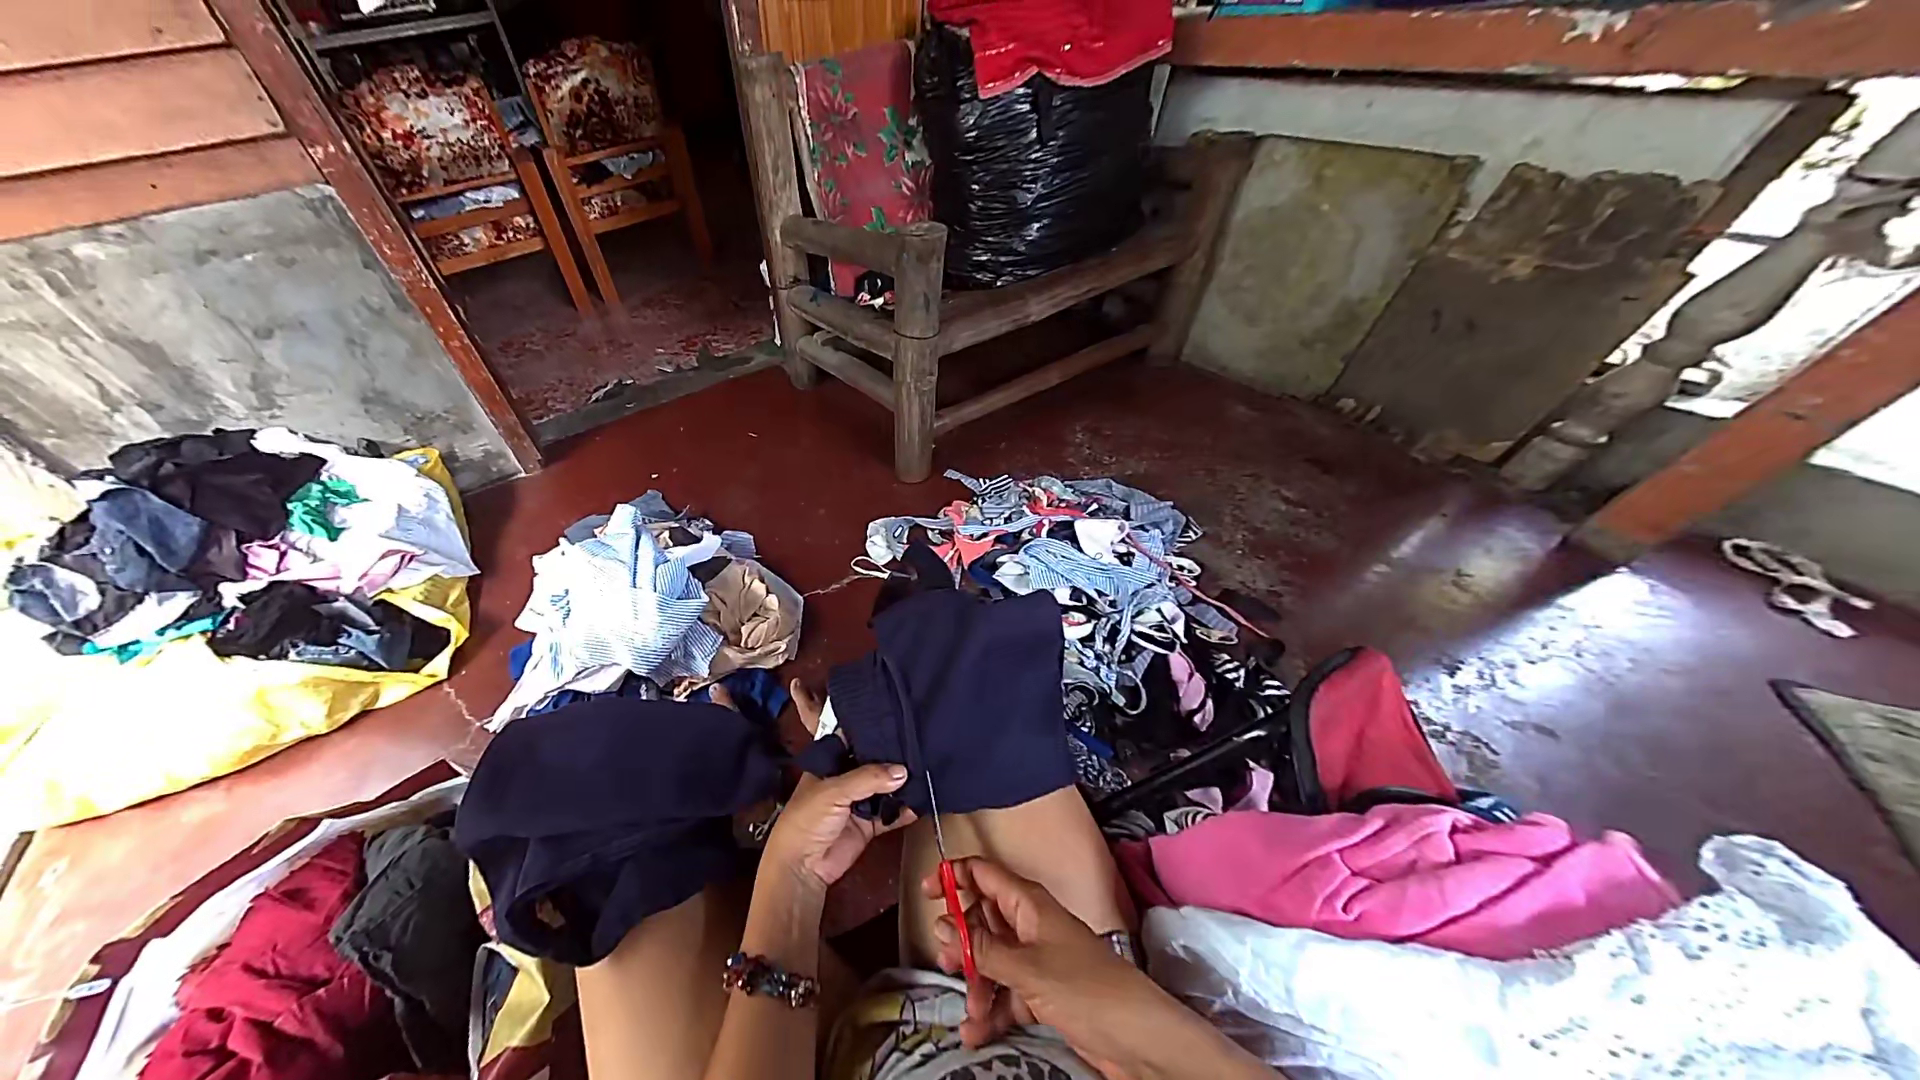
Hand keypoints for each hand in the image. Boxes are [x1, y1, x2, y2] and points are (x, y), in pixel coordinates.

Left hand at [751, 680, 915, 892]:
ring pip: (884, 780)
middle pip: (868, 751)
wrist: (802, 867)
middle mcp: (845, 772)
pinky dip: (907, 808)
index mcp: (827, 758)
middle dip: (887, 740)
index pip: (825, 722)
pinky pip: (893, 812)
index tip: (836, 682)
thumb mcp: (833, 791)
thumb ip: (868, 778)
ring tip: (927, 755)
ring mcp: (858, 798)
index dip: (824, 703)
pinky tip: (923, 798)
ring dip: (902, 775)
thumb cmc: (806, 820)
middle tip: (912, 719)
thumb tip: (904, 769)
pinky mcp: (870, 822)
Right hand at [922, 858, 1161, 1066]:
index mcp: (1028, 903)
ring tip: (972, 1013)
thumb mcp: (1026, 967)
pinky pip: (1006, 992)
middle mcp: (1030, 924)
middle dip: (962, 942)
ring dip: (977, 985)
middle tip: (949, 963)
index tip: (928, 892)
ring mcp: (1036, 958)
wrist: (1137, 1037)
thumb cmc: (1085, 987)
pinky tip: (977, 1032)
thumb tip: (945, 922)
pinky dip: (992, 1010)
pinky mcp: (1042, 991)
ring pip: (991, 959)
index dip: (955, 876)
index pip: (984, 874)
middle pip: (983, 920)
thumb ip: (983, 946)